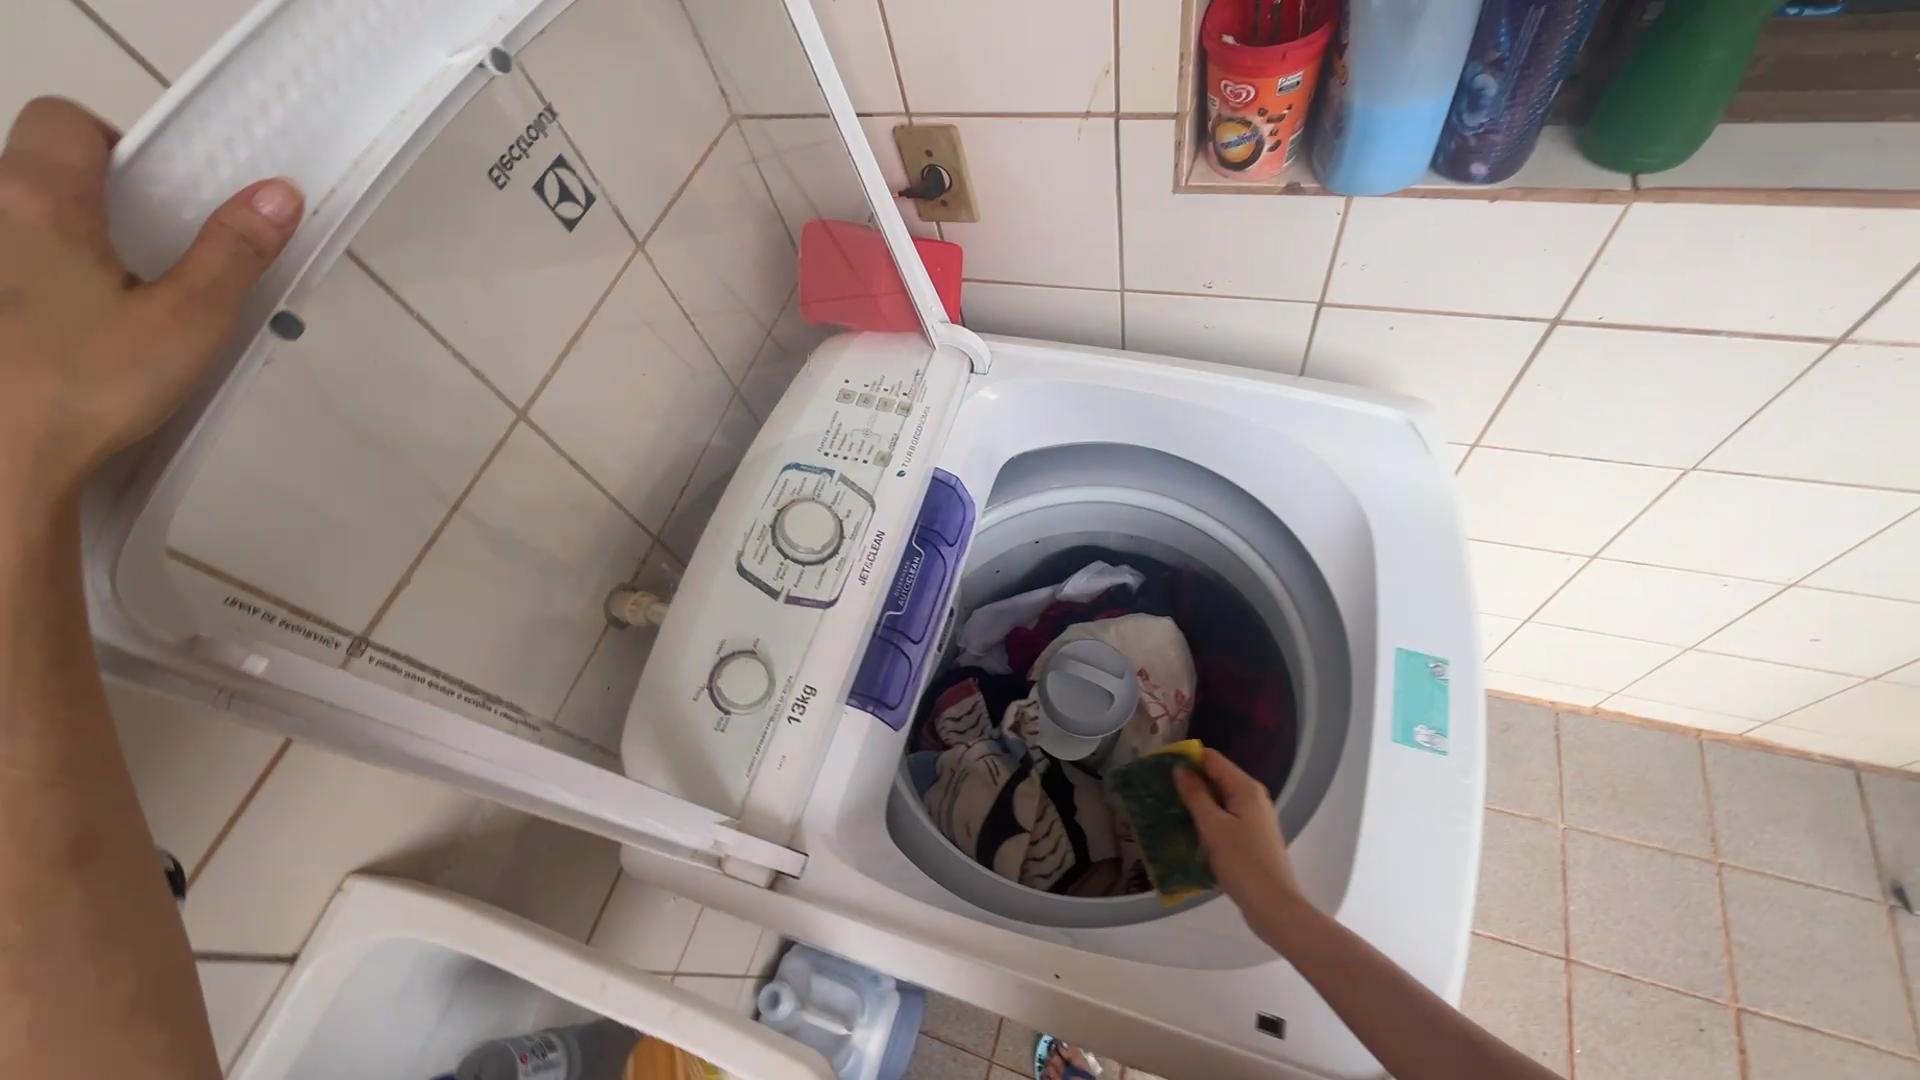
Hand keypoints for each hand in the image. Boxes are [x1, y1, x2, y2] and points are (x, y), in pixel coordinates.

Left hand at [0, 97, 302, 508]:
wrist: (4, 452)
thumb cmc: (94, 378)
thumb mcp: (190, 317)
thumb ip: (234, 250)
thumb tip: (279, 192)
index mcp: (35, 199)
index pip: (67, 121)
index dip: (122, 148)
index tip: (165, 202)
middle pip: (44, 166)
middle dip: (106, 198)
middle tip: (158, 261)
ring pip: (29, 216)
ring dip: (78, 239)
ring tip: (121, 301)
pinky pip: (21, 258)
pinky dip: (54, 273)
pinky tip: (80, 325)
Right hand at [1174, 748, 1303, 929]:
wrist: (1275, 906)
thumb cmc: (1242, 862)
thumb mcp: (1212, 826)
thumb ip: (1195, 795)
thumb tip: (1180, 768)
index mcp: (1245, 788)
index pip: (1212, 758)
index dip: (1187, 758)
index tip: (1161, 768)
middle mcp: (1254, 797)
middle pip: (1217, 777)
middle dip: (1190, 781)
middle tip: (1161, 790)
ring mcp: (1255, 818)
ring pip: (1221, 799)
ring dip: (1198, 802)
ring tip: (1170, 808)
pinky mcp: (1253, 837)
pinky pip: (1226, 817)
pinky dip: (1209, 819)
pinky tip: (1191, 830)